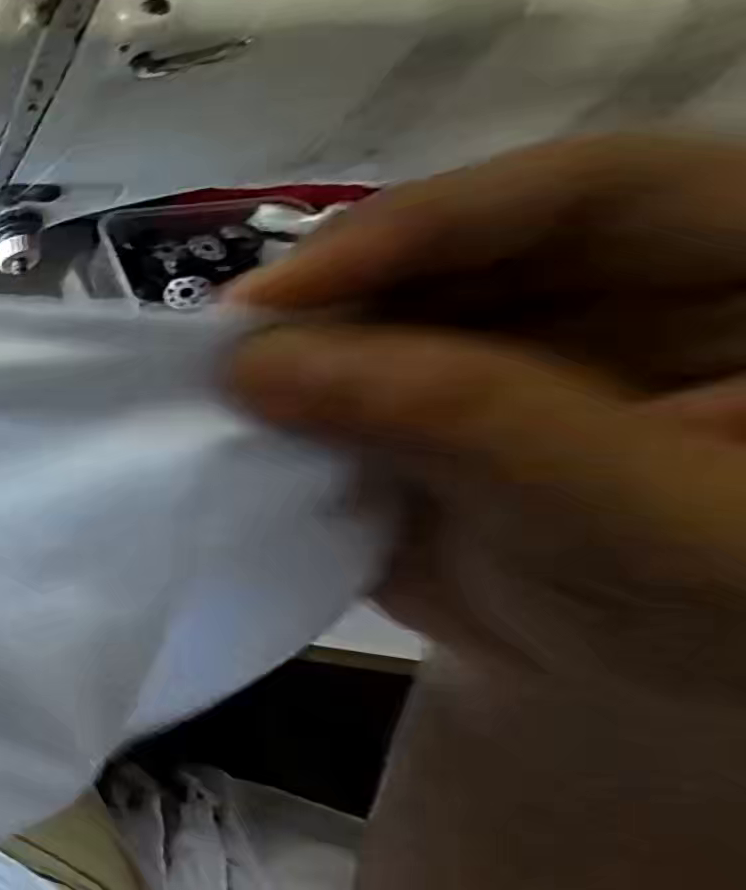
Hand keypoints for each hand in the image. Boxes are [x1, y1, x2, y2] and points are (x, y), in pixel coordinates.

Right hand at [224, 134, 745, 707]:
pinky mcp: (406, 386)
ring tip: (218, 389)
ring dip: (287, 351)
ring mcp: (490, 335)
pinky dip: (276, 400)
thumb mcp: (657, 532)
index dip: (411, 227)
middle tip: (225, 349)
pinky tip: (239, 422)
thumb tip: (257, 362)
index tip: (271, 298)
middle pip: (436, 250)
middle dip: (324, 297)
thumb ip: (473, 425)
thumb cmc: (739, 632)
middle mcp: (602, 281)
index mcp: (736, 263)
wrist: (683, 719)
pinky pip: (327, 372)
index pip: (572, 193)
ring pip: (361, 311)